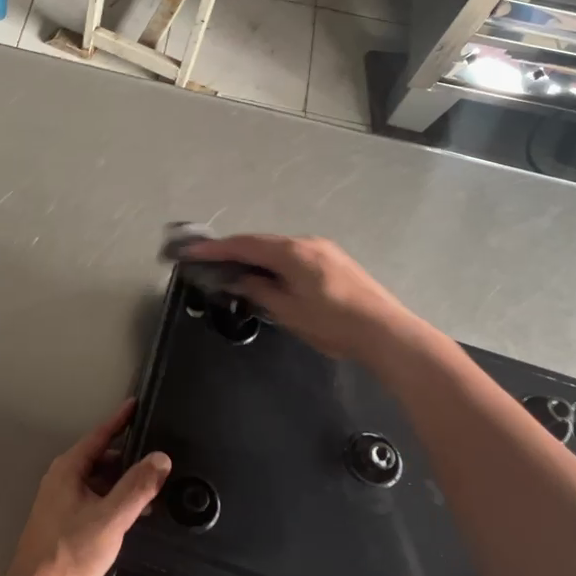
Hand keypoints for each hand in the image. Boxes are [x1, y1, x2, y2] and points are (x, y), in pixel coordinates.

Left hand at [5, 400, 170, 575]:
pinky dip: (114, 500)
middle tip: (158, 460)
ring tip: (153, 490)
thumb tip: (160, 458)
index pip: (99, 435)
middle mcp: (62, 479)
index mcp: (69, 469)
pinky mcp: (65, 519)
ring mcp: (61, 499)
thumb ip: (137, 488)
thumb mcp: (111, 518)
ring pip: (99, 480)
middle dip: (129, 458)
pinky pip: (95, 498)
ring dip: (123, 483)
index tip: (137, 404)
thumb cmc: (70, 551)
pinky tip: (133, 514)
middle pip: (101, 458)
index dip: (120, 420)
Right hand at [181, 234, 421, 361]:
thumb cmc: (332, 323)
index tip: (189, 251)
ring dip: (254, 258)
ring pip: (279, 250)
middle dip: (232, 251)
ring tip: (232, 271)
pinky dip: (273, 263)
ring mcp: (324, 250)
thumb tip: (238, 279)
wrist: (385, 332)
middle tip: (207, 261)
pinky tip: (267, 277)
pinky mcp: (335, 262)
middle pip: (261, 243)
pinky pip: (294, 256)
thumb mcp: (287, 311)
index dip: (215, 248)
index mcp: (292, 252)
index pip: (244, 245)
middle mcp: (307, 243)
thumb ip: (258, 290)